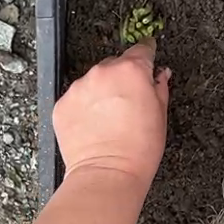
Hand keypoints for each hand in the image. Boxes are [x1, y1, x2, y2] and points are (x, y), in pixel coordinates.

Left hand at [54, 41, 169, 184]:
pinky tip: (94, 127)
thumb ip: (159, 87)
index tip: (147, 56)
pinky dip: (83, 109)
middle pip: (114, 66)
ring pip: (93, 82)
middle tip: (127, 106)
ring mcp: (79, 88)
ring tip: (109, 121)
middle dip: (121, 80)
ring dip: (100, 94)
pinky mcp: (62, 105)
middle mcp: (102, 73)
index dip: (147, 55)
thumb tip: (159, 76)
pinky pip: (76, 100)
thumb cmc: (138, 151)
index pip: (142, 49)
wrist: (108, 174)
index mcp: (131, 70)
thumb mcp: (161, 115)